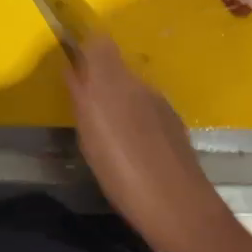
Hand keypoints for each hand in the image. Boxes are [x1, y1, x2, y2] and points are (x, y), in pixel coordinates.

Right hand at [66, 36, 225, 251]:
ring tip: (103, 133)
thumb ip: (82, 96)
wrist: (180, 208)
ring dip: (115, 100)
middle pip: (115, 66)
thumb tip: (74, 67)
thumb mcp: (90, 135)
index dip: (84, 49)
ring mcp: (160, 105)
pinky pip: (144, 110)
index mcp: (116, 82)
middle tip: (82, 107)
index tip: (70, 68)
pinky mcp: (173, 125)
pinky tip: (129, 147)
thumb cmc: (124, 173)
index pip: (99, 43)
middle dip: (97, 78)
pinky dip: (132, 119)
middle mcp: (141, 86)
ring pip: (130, 89)